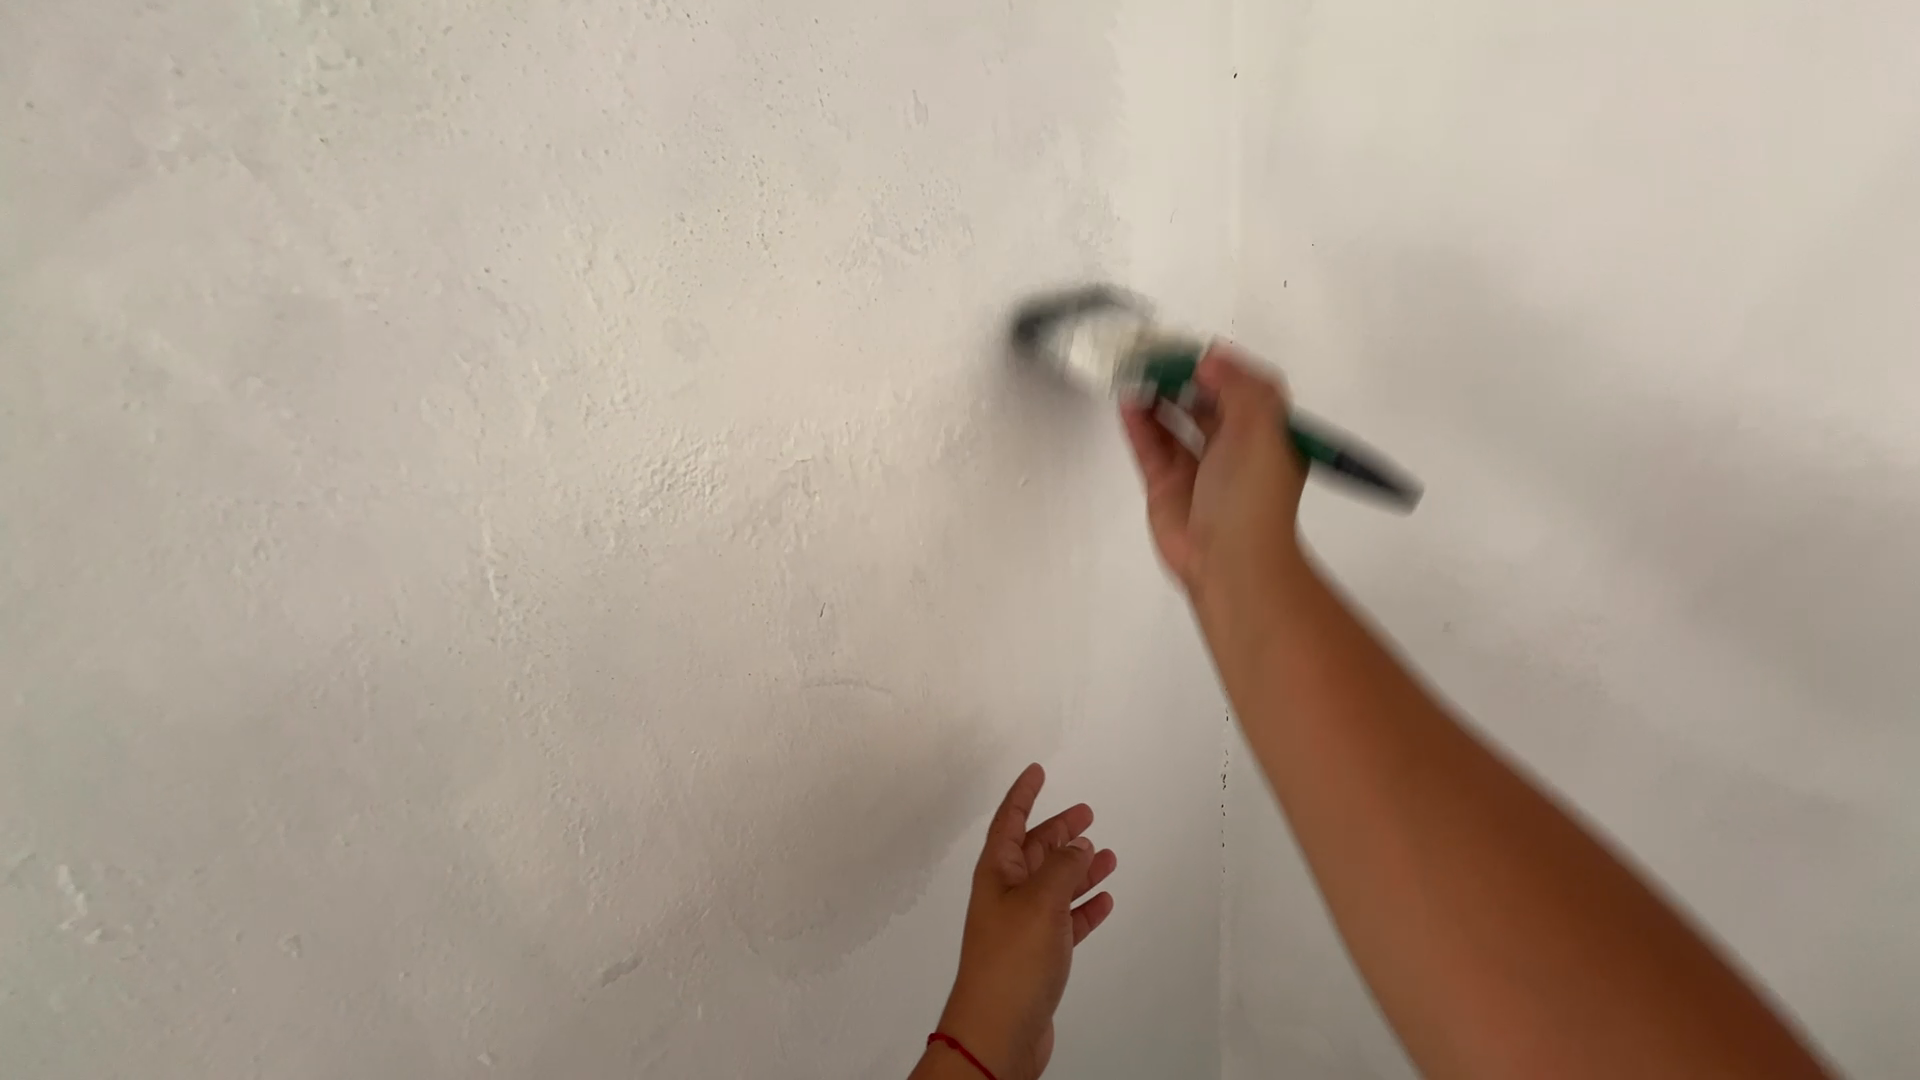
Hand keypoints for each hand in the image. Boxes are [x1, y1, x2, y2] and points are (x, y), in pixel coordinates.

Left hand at [931, 764, 1116, 1079]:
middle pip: (1036, 849)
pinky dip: (1084, 907)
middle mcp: (1007, 891)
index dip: (1023, 793)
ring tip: (1106, 855)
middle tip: (1087, 814)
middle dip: (1060, 830)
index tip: (1037, 771)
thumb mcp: (1040, 900)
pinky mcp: (1038, 954)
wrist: (998, 1031)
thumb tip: (1079, 845)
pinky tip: (1103, 900)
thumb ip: (1063, 867)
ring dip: (1079, 868)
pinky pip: (1064, 919)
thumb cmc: (1011, 960)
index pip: (1009, 818)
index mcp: (997, 870)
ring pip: (1055, 883)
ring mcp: (1022, 923)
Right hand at [1121, 345, 1306, 603]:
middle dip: (1182, 378)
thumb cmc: (1251, 493)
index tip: (1190, 351)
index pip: (1242, 388)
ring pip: (1174, 421)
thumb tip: (1207, 359)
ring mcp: (1196, 467)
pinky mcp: (1165, 485)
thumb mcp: (1260, 426)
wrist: (1229, 560)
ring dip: (1157, 396)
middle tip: (1154, 357)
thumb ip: (1236, 385)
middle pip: (1204, 402)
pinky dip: (1139, 423)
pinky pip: (1150, 445)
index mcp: (1265, 433)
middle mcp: (1233, 447)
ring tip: (1136, 374)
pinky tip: (1128, 401)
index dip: (1218, 367)